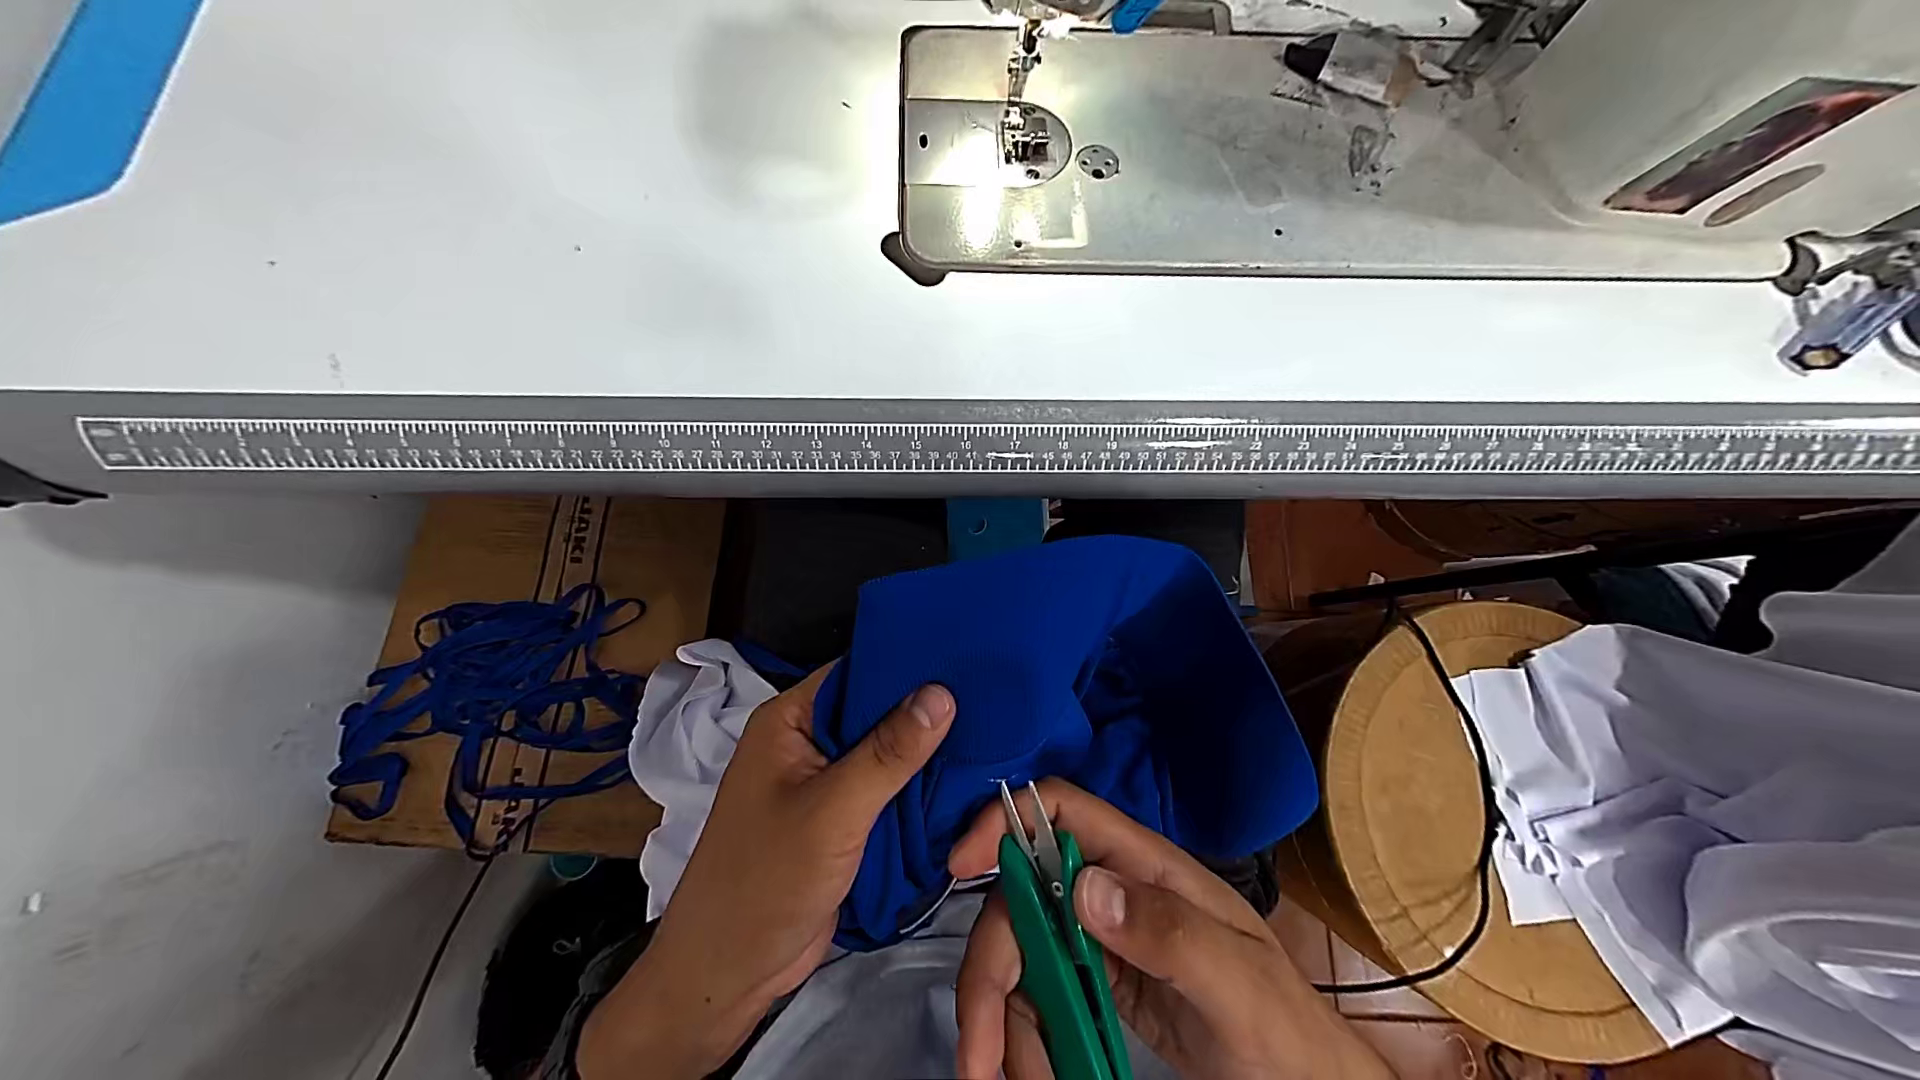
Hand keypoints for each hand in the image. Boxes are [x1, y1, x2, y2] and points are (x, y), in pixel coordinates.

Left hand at [578, 665, 956, 1079]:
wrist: (729, 973)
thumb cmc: (766, 881)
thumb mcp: (831, 812)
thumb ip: (887, 753)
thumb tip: (942, 692)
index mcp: (790, 719)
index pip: (858, 671)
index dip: (910, 664)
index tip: (969, 661)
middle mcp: (808, 740)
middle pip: (877, 710)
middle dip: (927, 712)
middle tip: (994, 700)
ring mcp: (825, 781)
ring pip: (888, 751)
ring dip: (928, 753)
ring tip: (993, 733)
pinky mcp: (842, 816)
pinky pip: (888, 788)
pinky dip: (919, 787)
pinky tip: (965, 779)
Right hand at [947, 780, 1391, 1079]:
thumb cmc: (1284, 1032)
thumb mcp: (1237, 985)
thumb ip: (1168, 931)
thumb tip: (1082, 885)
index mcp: (1145, 866)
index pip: (1061, 810)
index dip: (1004, 820)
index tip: (959, 867)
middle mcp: (1112, 890)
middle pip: (1022, 898)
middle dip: (991, 968)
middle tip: (980, 1053)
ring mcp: (1099, 936)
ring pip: (1020, 953)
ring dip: (1002, 1019)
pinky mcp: (1093, 981)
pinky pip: (1036, 995)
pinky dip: (1022, 1038)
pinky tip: (1032, 1077)